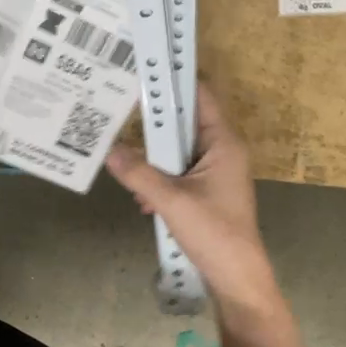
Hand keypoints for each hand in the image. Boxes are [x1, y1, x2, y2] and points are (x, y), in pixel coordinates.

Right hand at [105, 87, 275, 311]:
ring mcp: (216, 173)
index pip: (200, 96)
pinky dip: (160, 181)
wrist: (235, 274)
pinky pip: (179, 173)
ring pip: (178, 152)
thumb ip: (139, 174)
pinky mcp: (207, 193)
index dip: (174, 82)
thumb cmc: (213, 232)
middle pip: (184, 124)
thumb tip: (110, 151)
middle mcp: (222, 151)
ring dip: (154, 160)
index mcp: (223, 143)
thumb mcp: (171, 201)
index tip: (145, 72)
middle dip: (154, 125)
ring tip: (127, 166)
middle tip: (121, 113)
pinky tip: (143, 200)